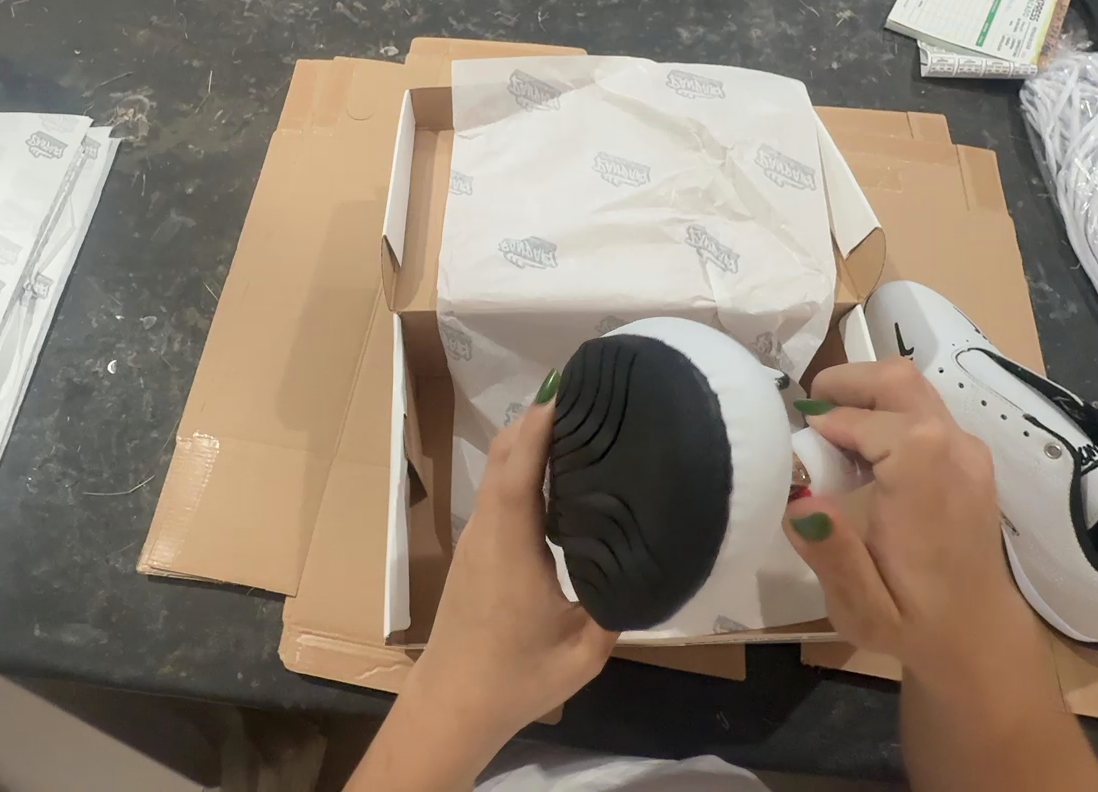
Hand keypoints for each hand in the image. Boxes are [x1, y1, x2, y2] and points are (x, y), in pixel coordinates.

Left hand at [405, 399, 618, 738]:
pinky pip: (495, 489)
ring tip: (572, 428)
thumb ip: (615, 607)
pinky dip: (519, 464)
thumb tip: (644, 566)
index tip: (565, 395)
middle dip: (535, 420)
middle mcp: (487, 529)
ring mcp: (475, 535)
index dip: (538, 428)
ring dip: (526, 440)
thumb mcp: (582, 651)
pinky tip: (550, 474)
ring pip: (496, 469)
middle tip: (581, 402)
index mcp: (511, 546)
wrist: (453, 702)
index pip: (518, 471)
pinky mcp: (474, 546)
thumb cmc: (516, 677)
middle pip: (503, 456)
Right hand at [783, 359, 1036, 682]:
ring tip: (831, 440)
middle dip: (841, 387)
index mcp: (928, 483)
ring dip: (859, 396)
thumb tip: (798, 502)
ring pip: (905, 383)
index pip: (870, 418)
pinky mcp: (964, 451)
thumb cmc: (914, 622)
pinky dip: (878, 410)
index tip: (804, 454)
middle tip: (809, 425)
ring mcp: (966, 447)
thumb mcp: (861, 610)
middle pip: (894, 379)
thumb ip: (832, 556)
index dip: (828, 424)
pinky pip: (915, 404)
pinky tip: (860, 455)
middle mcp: (955, 452)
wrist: (979, 635)